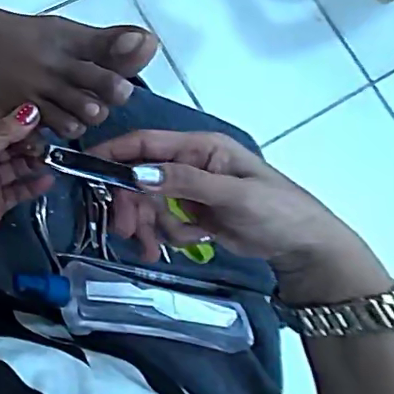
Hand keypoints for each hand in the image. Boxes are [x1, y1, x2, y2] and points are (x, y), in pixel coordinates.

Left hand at [0, 104, 53, 274]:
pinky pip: (20, 189)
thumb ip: (0, 134)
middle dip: (28, 141)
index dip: (16, 119)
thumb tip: (30, 110)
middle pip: (8, 144)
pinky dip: (33, 185)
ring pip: (16, 165)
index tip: (42, 113)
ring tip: (54, 156)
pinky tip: (49, 179)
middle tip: (50, 140)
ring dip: (33, 161)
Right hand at [86, 130, 392, 304]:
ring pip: (146, 202)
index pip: (146, 142)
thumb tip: (137, 174)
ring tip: (148, 249)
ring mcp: (188, 188)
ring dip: (144, 225)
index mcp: (201, 147)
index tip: (86, 167)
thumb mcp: (233, 195)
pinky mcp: (189, 212)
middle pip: (139, 177)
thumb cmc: (279, 212)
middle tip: (123, 230)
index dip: (113, 152)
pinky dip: (161, 235)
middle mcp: (189, 163)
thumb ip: (184, 182)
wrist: (307, 250)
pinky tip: (176, 245)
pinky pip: (159, 220)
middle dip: (129, 204)